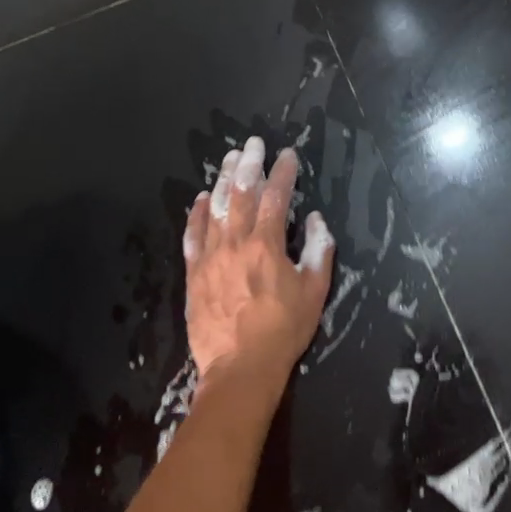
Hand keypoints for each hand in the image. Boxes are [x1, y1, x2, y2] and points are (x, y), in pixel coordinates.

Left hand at [183, 138, 334, 393]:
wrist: (240, 368)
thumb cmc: (283, 330)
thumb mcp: (314, 291)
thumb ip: (317, 250)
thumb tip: (315, 220)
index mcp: (267, 244)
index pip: (276, 197)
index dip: (283, 172)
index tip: (288, 154)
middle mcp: (236, 242)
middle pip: (242, 193)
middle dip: (249, 164)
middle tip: (253, 143)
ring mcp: (211, 256)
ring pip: (216, 208)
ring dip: (224, 180)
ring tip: (229, 158)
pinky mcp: (194, 273)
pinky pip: (192, 236)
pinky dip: (197, 214)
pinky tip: (202, 198)